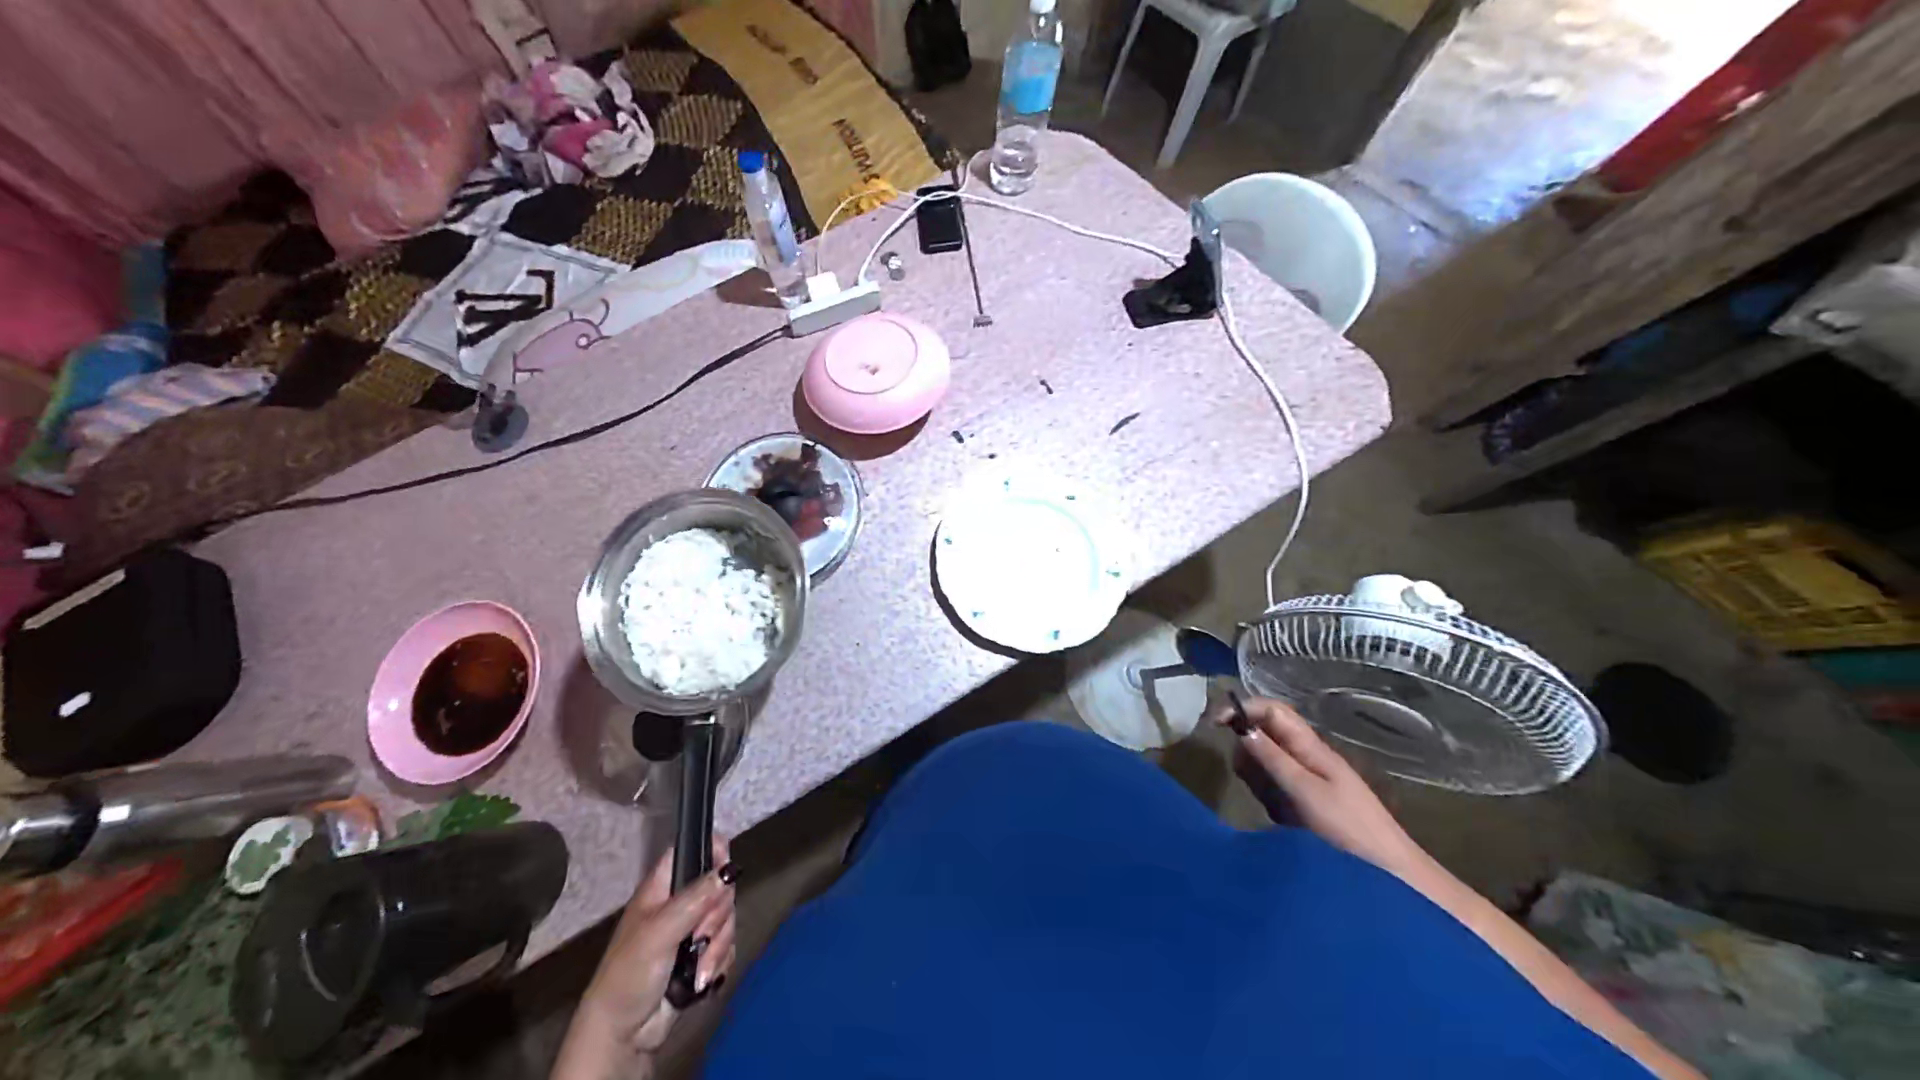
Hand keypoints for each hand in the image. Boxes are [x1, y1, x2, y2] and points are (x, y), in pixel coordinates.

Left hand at [551, 838, 735, 1079]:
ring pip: (727, 918)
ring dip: (718, 945)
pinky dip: (719, 962)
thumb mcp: (658, 933)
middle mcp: (681, 902)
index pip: (692, 849)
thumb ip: (693, 900)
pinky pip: (729, 944)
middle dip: (718, 914)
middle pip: (719, 885)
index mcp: (663, 888)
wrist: (623, 1035)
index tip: (725, 872)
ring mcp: (693, 929)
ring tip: (698, 969)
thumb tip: (728, 872)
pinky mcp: (704, 955)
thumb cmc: (629, 975)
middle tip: (701, 934)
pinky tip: (701, 980)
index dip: (713, 850)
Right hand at [1210, 696, 1431, 881]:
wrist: (1389, 868)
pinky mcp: (1308, 795)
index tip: (1216, 722)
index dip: (1244, 707)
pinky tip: (1276, 810)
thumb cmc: (1349, 826)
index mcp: (1310, 745)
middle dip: (1247, 746)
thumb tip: (1243, 727)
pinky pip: (1276, 780)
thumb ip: (1274, 758)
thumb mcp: (1305, 790)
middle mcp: (1308, 753)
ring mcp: (1309, 774)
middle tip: (1244, 774)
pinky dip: (1267, 788)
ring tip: (1265, 798)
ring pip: (1267, 756)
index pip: (1272, 709)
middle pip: (1265, 731)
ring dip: (1256, 771)